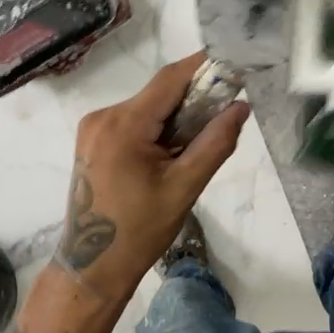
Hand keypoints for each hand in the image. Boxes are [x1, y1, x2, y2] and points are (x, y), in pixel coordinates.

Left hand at [56, 52, 250, 303]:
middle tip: (225, 115)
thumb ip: (215, 142)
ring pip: (148, 106)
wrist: (93, 265)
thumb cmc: (141, 230)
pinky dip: (158, 127)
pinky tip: (172, 151)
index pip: (170, 79)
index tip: (234, 67)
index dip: (203, 67)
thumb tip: (240, 107)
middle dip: (194, 98)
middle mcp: (103, 116)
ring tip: (199, 142)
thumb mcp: (185, 186)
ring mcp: (94, 127)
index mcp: (123, 125)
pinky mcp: (93, 139)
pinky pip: (134, 120)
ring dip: (176, 115)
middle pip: (159, 92)